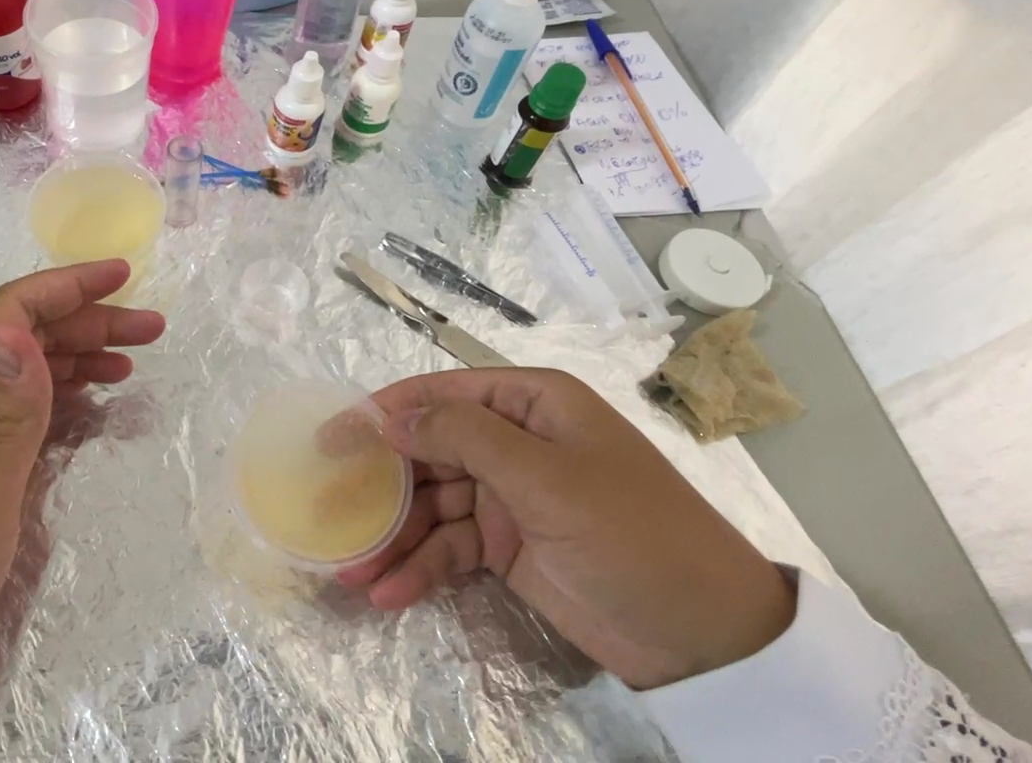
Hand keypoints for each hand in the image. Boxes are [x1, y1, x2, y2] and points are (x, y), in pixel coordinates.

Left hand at [0, 260, 164, 705]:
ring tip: (130, 361)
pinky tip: (88, 405)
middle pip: (20, 336)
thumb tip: (19, 328)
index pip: (10, 314)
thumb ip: (4, 417)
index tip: (125, 275)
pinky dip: (58, 397)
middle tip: (152, 331)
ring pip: (20, 372)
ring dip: (76, 356)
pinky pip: (14, 411)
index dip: (68, 287)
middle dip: (86, 321)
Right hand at [338, 367, 794, 689]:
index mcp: (532, 404)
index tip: (331, 437)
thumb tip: (391, 418)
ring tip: (349, 570)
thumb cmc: (631, 532)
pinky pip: (450, 550)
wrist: (706, 637)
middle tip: (325, 509)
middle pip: (428, 452)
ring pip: (432, 507)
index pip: (442, 393)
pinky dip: (420, 569)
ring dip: (392, 537)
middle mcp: (515, 443)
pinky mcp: (508, 548)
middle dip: (379, 484)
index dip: (383, 411)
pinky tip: (388, 593)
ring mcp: (510, 498)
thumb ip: (463, 438)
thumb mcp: (547, 477)